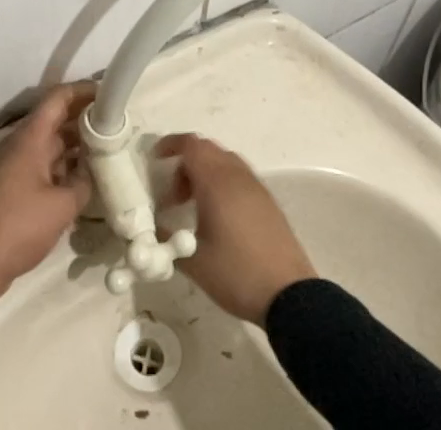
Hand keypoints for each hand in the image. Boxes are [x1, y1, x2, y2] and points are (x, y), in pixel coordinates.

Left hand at [0, 83, 94, 299]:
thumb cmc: (21, 226)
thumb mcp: (63, 204)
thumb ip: (84, 182)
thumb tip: (92, 172)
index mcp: (31, 138)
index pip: (58, 98)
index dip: (84, 91)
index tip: (110, 94)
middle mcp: (22, 145)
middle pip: (56, 119)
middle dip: (86, 118)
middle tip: (119, 125)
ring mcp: (17, 165)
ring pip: (52, 143)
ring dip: (78, 143)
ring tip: (110, 149)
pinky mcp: (16, 185)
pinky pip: (46, 163)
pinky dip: (67, 164)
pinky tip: (87, 176)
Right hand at [157, 134, 315, 324]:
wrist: (289, 295)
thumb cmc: (236, 274)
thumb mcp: (193, 261)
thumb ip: (166, 240)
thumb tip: (151, 229)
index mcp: (217, 183)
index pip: (191, 145)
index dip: (169, 145)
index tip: (154, 160)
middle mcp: (238, 177)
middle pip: (207, 150)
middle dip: (185, 163)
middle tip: (172, 194)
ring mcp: (257, 188)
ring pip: (225, 162)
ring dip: (204, 173)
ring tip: (193, 205)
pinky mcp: (268, 202)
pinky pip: (239, 177)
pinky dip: (222, 183)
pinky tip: (217, 216)